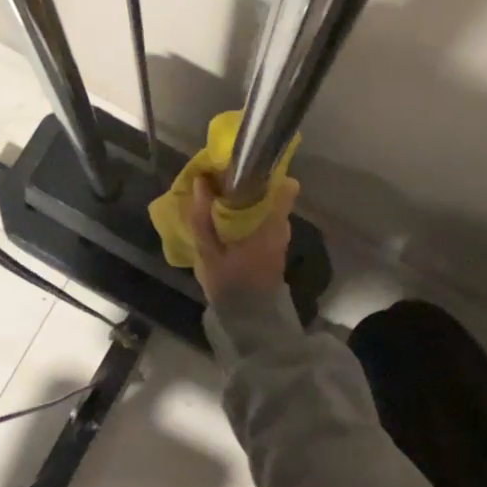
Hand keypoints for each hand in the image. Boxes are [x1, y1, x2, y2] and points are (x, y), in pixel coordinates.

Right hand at [187, 173, 299, 302]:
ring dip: (247, 200)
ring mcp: (281, 237)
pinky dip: (249, 215)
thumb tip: (200, 181)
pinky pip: (264, 220)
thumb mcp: (208, 254)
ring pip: (267, 206)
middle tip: (219, 183)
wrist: (250, 320)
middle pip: (272, 193)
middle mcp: (282, 227)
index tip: (240, 167)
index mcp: (271, 225)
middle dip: (249, 184)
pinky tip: (226, 222)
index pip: (286, 187)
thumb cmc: (230, 285)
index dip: (266, 172)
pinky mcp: (275, 246)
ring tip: (219, 201)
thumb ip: (203, 218)